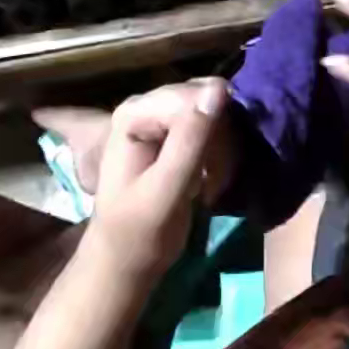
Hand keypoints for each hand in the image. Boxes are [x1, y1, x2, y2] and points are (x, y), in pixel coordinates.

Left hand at [79, 78, 226, 283]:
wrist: (127, 260)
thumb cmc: (139, 232)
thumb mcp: (166, 191)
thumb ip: (190, 139)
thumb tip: (218, 88)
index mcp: (135, 112)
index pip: (194, 97)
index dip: (212, 131)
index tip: (211, 175)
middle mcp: (147, 103)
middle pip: (206, 100)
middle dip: (217, 141)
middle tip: (211, 181)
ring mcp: (162, 114)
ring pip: (215, 112)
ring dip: (221, 151)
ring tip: (208, 184)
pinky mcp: (176, 128)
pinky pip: (214, 125)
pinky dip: (219, 154)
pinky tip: (209, 178)